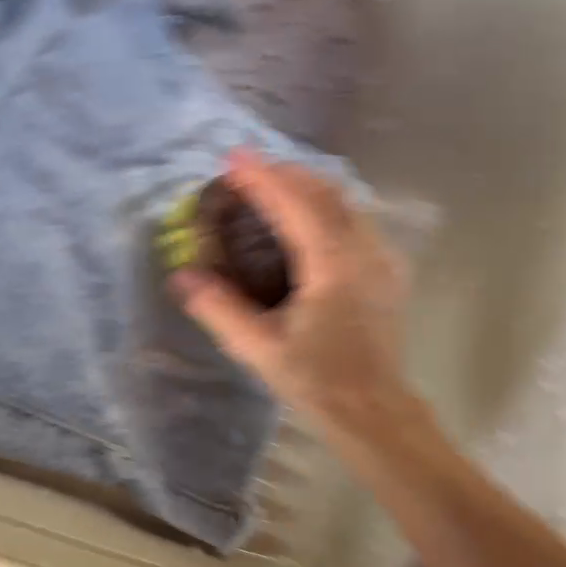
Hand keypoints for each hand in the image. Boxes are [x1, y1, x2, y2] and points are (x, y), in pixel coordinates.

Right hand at [170, 149, 418, 438]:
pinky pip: (354, 222)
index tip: (233, 158)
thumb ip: (219, 308)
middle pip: (328, 192)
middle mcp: (365, 250)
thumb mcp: (257, 347)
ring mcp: (382, 259)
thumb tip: (181, 276)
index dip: (263, 179)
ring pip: (346, 204)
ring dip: (307, 189)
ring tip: (271, 188)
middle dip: (286, 175)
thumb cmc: (314, 379)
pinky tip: (304, 222)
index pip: (297, 205)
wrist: (371, 408)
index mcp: (334, 265)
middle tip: (247, 169)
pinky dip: (324, 209)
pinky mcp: (384, 272)